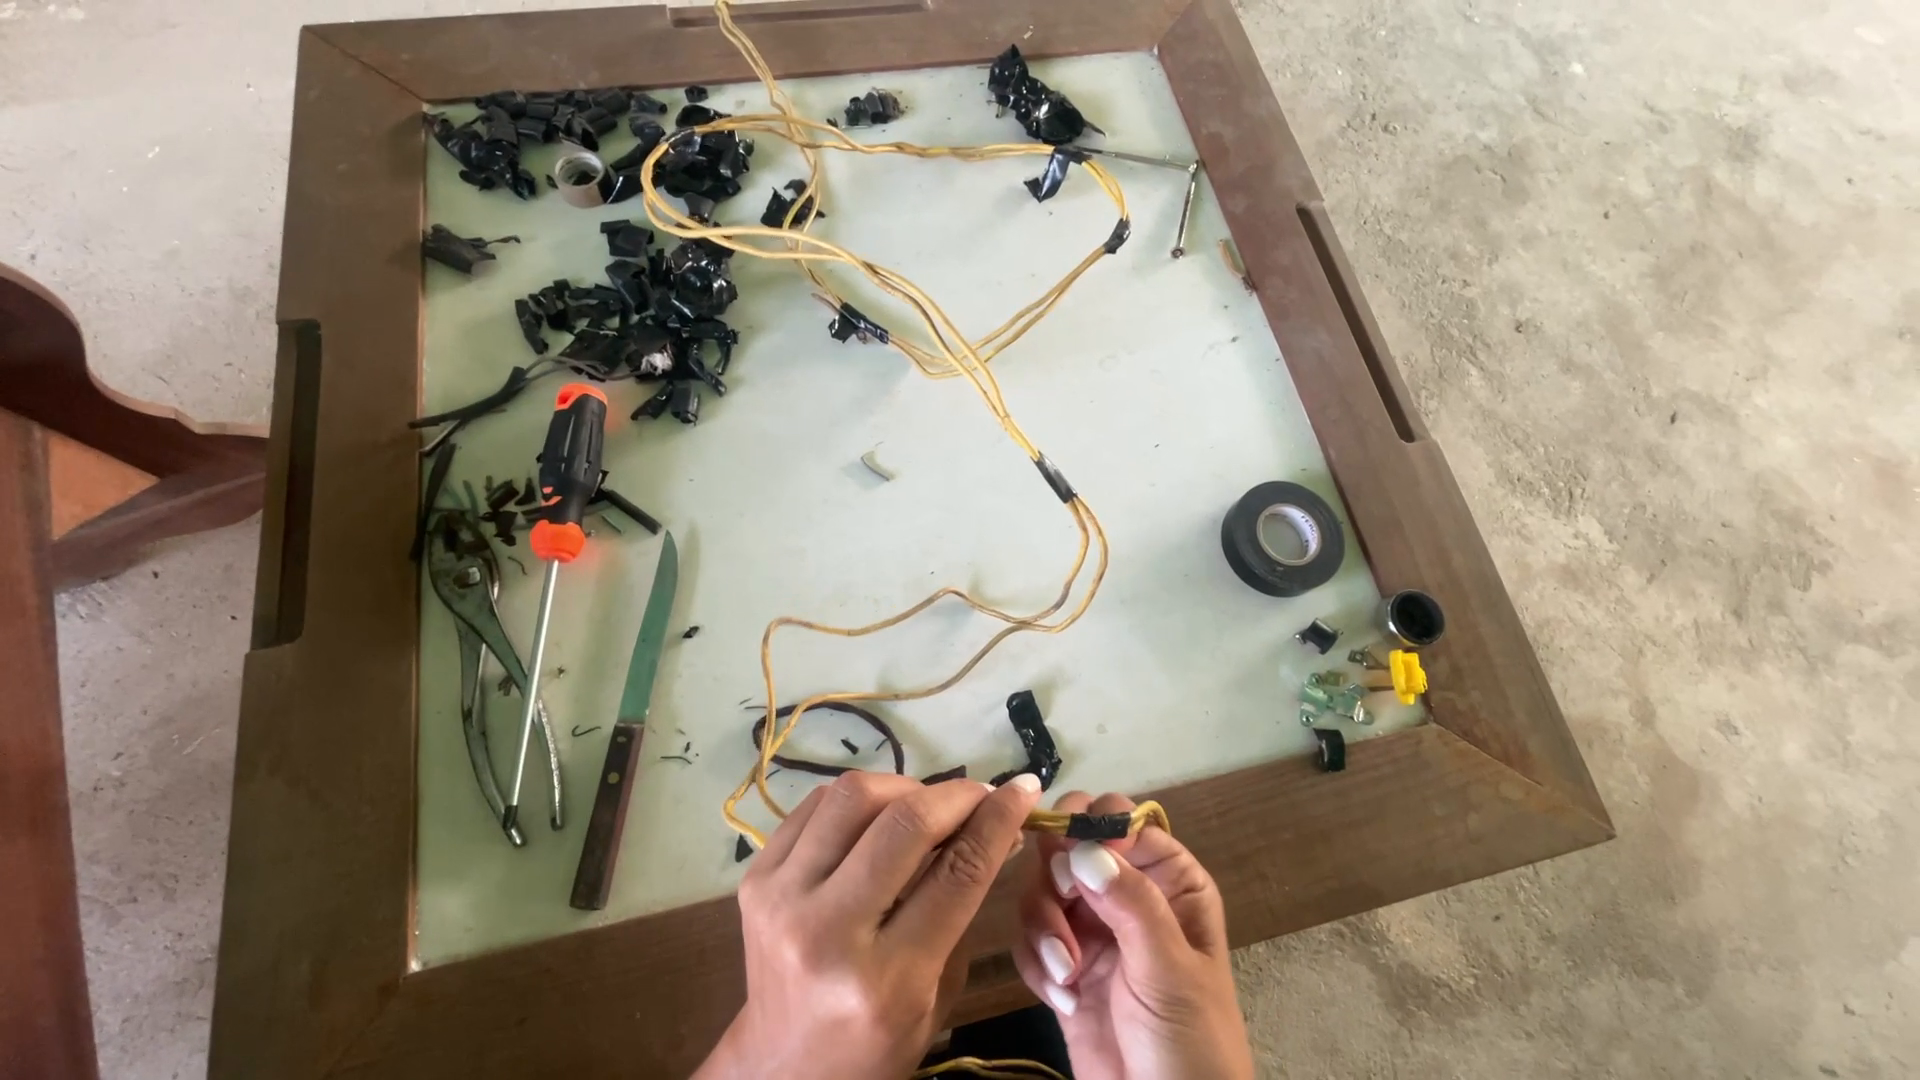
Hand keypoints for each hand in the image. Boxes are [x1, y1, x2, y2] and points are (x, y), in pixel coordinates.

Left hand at [695, 771, 1044, 1079]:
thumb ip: (962, 904)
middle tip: (979, 793)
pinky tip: (879, 815)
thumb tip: (995, 824)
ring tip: (926, 805)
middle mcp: (828, 931)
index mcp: (886, 979)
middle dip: (955, 795)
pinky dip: (859, 799)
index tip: (1022, 790)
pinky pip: (815, 804)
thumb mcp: (936, 991)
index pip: (957, 873)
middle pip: (904, 823)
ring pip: (853, 796)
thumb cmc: (875, 1043)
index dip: (997, 820)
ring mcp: (782, 898)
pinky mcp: (755, 877)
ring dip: (904, 786)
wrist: (780, 1068)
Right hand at [1012, 792, 1253, 1079]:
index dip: (1094, 827)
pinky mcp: (1062, 964)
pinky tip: (1062, 998)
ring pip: (1042, 888)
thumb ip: (1132, 903)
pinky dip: (1036, 962)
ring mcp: (1091, 928)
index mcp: (1169, 881)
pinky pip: (1030, 937)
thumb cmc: (1191, 1044)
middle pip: (1070, 846)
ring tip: (1066, 975)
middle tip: (1060, 906)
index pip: (1123, 821)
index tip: (1074, 858)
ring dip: (1044, 927)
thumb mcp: (1170, 970)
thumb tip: (1085, 847)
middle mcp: (1126, 893)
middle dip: (1055, 877)